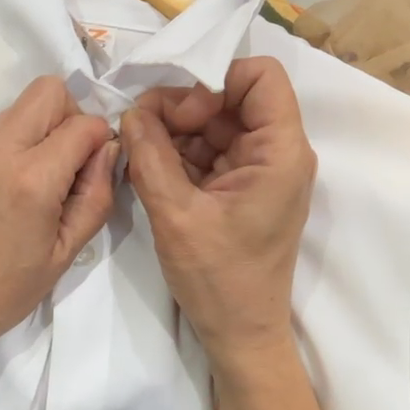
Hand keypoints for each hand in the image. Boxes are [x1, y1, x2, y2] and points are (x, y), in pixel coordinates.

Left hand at [0, 76, 118, 372]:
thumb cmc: (6, 294)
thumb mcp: (65, 254)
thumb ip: (95, 197)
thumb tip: (107, 152)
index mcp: (33, 179)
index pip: (83, 124)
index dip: (99, 143)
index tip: (94, 173)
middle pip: (47, 91)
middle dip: (69, 118)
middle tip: (68, 165)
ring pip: (18, 109)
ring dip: (40, 131)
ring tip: (40, 183)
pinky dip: (13, 149)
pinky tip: (9, 195)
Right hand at [121, 57, 317, 366]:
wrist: (240, 334)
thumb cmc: (219, 280)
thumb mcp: (177, 217)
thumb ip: (152, 159)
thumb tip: (130, 114)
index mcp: (280, 151)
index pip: (258, 76)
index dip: (212, 79)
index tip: (171, 109)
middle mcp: (276, 154)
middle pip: (231, 100)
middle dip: (183, 108)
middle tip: (139, 129)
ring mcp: (257, 175)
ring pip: (215, 129)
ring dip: (175, 134)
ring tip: (136, 152)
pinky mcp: (239, 195)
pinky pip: (209, 158)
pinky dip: (179, 158)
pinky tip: (147, 169)